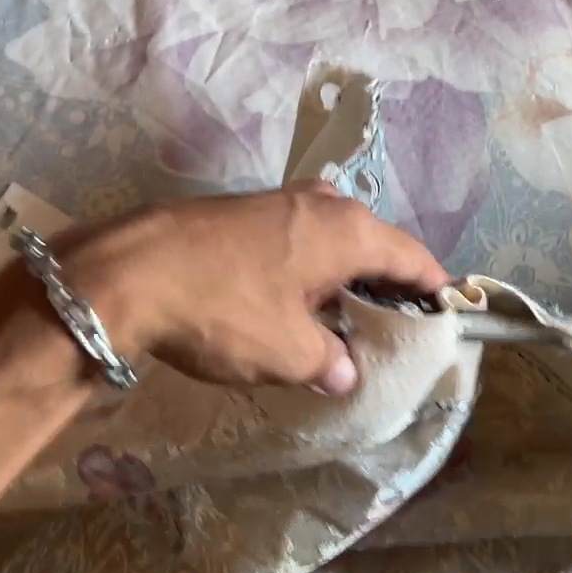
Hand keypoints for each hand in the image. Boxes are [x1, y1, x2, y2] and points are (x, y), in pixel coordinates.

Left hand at [46, 184, 447, 393]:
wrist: (124, 273)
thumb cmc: (225, 309)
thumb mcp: (287, 352)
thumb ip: (328, 362)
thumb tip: (342, 371)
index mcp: (349, 230)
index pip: (412, 257)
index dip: (434, 286)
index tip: (447, 311)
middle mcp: (323, 203)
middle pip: (375, 244)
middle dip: (387, 281)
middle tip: (394, 323)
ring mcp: (279, 201)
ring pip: (333, 238)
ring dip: (344, 273)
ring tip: (345, 315)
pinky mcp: (242, 210)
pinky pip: (297, 238)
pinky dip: (309, 266)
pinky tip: (293, 297)